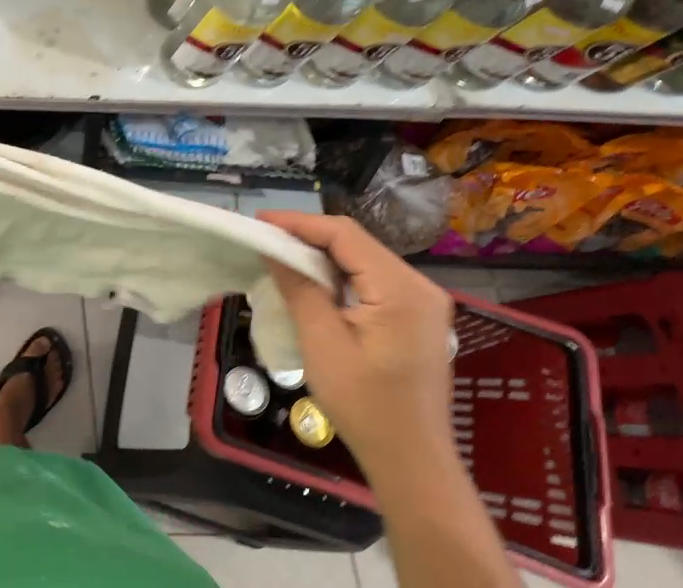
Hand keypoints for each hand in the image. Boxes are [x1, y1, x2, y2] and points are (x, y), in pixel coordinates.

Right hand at [260, 212, 456, 474]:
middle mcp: (421, 287)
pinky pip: (374, 279)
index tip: (259, 223)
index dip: (299, 224)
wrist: (411, 459)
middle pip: (358, 243)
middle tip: (265, 238)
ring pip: (364, 258)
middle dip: (309, 236)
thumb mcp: (322, 344)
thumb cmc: (365, 405)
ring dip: (323, 254)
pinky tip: (314, 281)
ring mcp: (424, 302)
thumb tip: (273, 250)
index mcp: (402, 291)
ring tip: (281, 256)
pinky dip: (341, 273)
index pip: (346, 236)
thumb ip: (300, 288)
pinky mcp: (417, 316)